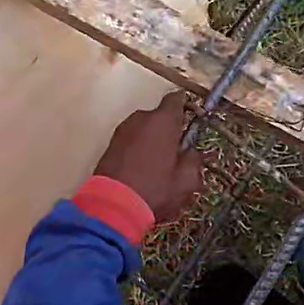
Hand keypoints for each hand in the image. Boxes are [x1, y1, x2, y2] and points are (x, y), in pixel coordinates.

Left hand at [93, 93, 208, 221]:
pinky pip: (131, 140)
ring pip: (144, 129)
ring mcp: (122, 130)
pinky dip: (138, 149)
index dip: (186, 106)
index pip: (177, 99)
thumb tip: (192, 153)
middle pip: (159, 116)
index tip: (192, 119)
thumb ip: (194, 161)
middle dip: (169, 130)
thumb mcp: (186, 180)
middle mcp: (140, 118)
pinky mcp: (109, 144)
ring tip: (158, 165)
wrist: (112, 205)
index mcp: (163, 121)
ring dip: (152, 140)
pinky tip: (142, 169)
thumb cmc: (155, 189)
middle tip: (177, 153)